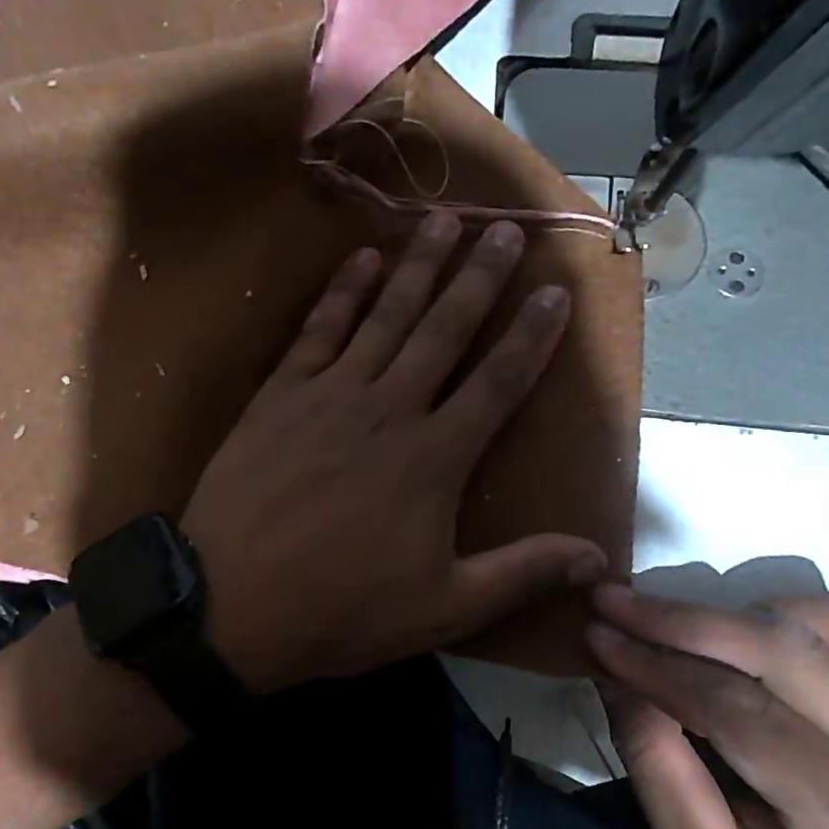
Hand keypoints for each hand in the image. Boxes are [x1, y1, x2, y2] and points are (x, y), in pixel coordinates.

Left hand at [181, 212, 607, 694]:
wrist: (229, 609)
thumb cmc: (346, 610)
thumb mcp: (447, 607)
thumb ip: (523, 573)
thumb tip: (599, 559)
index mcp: (435, 458)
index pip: (498, 382)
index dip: (532, 335)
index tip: (555, 291)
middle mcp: (389, 410)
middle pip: (445, 330)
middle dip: (480, 277)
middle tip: (504, 227)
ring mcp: (330, 396)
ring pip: (385, 315)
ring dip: (418, 265)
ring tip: (444, 219)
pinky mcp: (279, 396)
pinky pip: (318, 329)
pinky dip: (342, 291)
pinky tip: (362, 258)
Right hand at [586, 585, 828, 828]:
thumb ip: (662, 776)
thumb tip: (616, 673)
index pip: (755, 721)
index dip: (666, 669)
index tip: (600, 636)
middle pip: (806, 661)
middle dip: (698, 624)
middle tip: (624, 606)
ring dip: (773, 617)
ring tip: (699, 631)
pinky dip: (827, 627)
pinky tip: (770, 644)